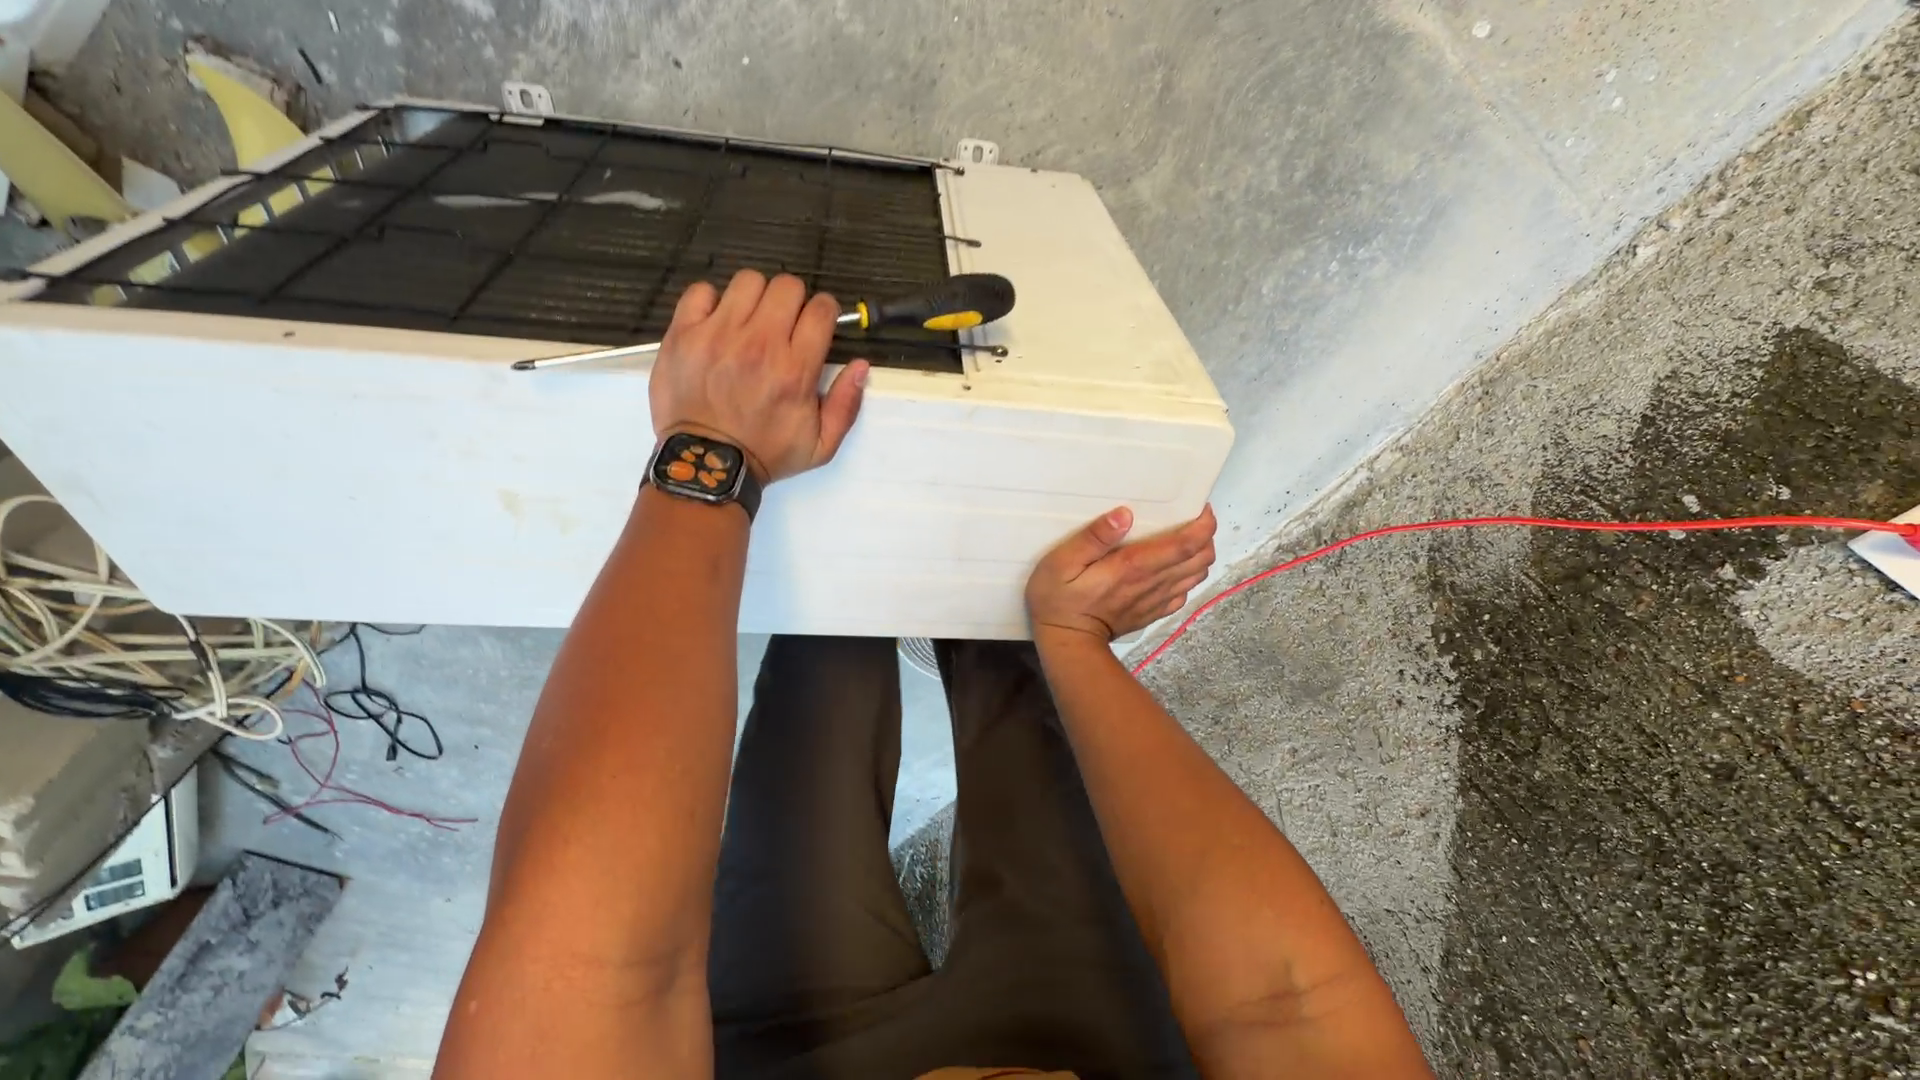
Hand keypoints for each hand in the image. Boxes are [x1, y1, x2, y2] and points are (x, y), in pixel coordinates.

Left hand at [650, 270, 869, 483]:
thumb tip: (860, 366)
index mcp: (794, 369)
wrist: (705, 466)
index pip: (821, 309)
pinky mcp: (683, 334)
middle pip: (787, 286)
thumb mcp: (821, 445)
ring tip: (750, 321)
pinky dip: (711, 302)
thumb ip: (845, 405)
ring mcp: (717, 335)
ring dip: (755, 297)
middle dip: (793, 301)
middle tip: (784, 324)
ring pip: (747, 281)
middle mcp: (758, 344)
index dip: (824, 313)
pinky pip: (701, 291)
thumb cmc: (765, 455)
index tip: (816, 325)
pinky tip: (717, 323)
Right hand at [1026, 505, 1216, 645]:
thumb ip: (1093, 537)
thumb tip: (1125, 514)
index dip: (1203, 524)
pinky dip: (1188, 576)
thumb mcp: (1061, 562)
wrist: (1066, 644)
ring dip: (1200, 555)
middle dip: (1205, 536)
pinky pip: (1185, 592)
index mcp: (1135, 566)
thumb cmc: (1059, 599)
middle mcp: (1154, 582)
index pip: (1185, 545)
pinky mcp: (1153, 613)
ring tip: (1185, 539)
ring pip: (1197, 574)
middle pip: (1200, 558)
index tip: (1200, 507)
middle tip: (1190, 520)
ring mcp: (1157, 600)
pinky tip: (1174, 568)